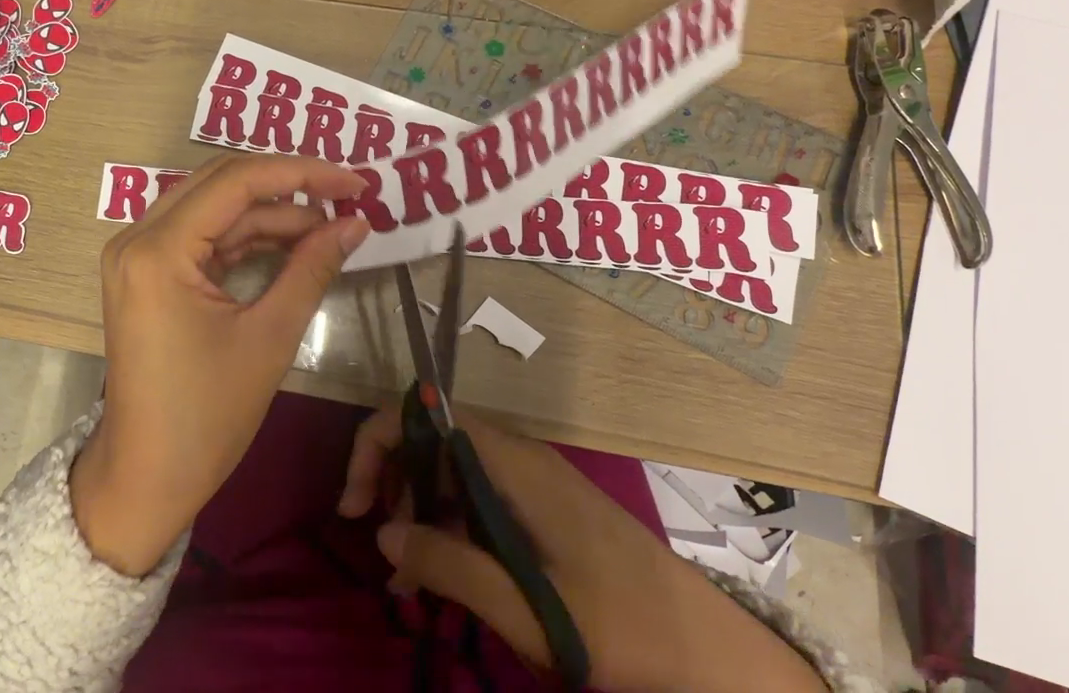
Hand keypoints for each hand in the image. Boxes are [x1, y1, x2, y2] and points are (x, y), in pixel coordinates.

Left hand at [71, 153, 370, 576]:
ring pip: (211, 209)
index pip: (235, 182)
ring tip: (329, 227)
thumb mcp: (269, 338)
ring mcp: (135, 256)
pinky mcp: (144, 274)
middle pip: (219, 185)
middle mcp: (136, 239)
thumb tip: (356, 224)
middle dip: (287, 187)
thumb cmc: (207, 415)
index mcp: (157, 251)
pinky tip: (291, 244)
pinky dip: (244, 239)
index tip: (356, 182)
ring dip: (268, 214)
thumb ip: (311, 269)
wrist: (149, 474)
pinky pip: (199, 238)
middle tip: (347, 198)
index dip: (301, 173)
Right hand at [339, 405, 826, 692]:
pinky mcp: (542, 513)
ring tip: (406, 582)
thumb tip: (383, 535)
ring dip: (417, 515)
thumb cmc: (622, 627)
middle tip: (383, 551)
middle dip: (391, 484)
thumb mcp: (525, 608)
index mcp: (514, 464)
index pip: (424, 413)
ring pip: (450, 475)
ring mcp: (532, 485)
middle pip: (430, 441)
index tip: (356, 505)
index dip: (377, 444)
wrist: (712, 655)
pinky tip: (442, 580)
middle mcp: (519, 460)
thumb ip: (447, 566)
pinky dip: (448, 531)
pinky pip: (477, 502)